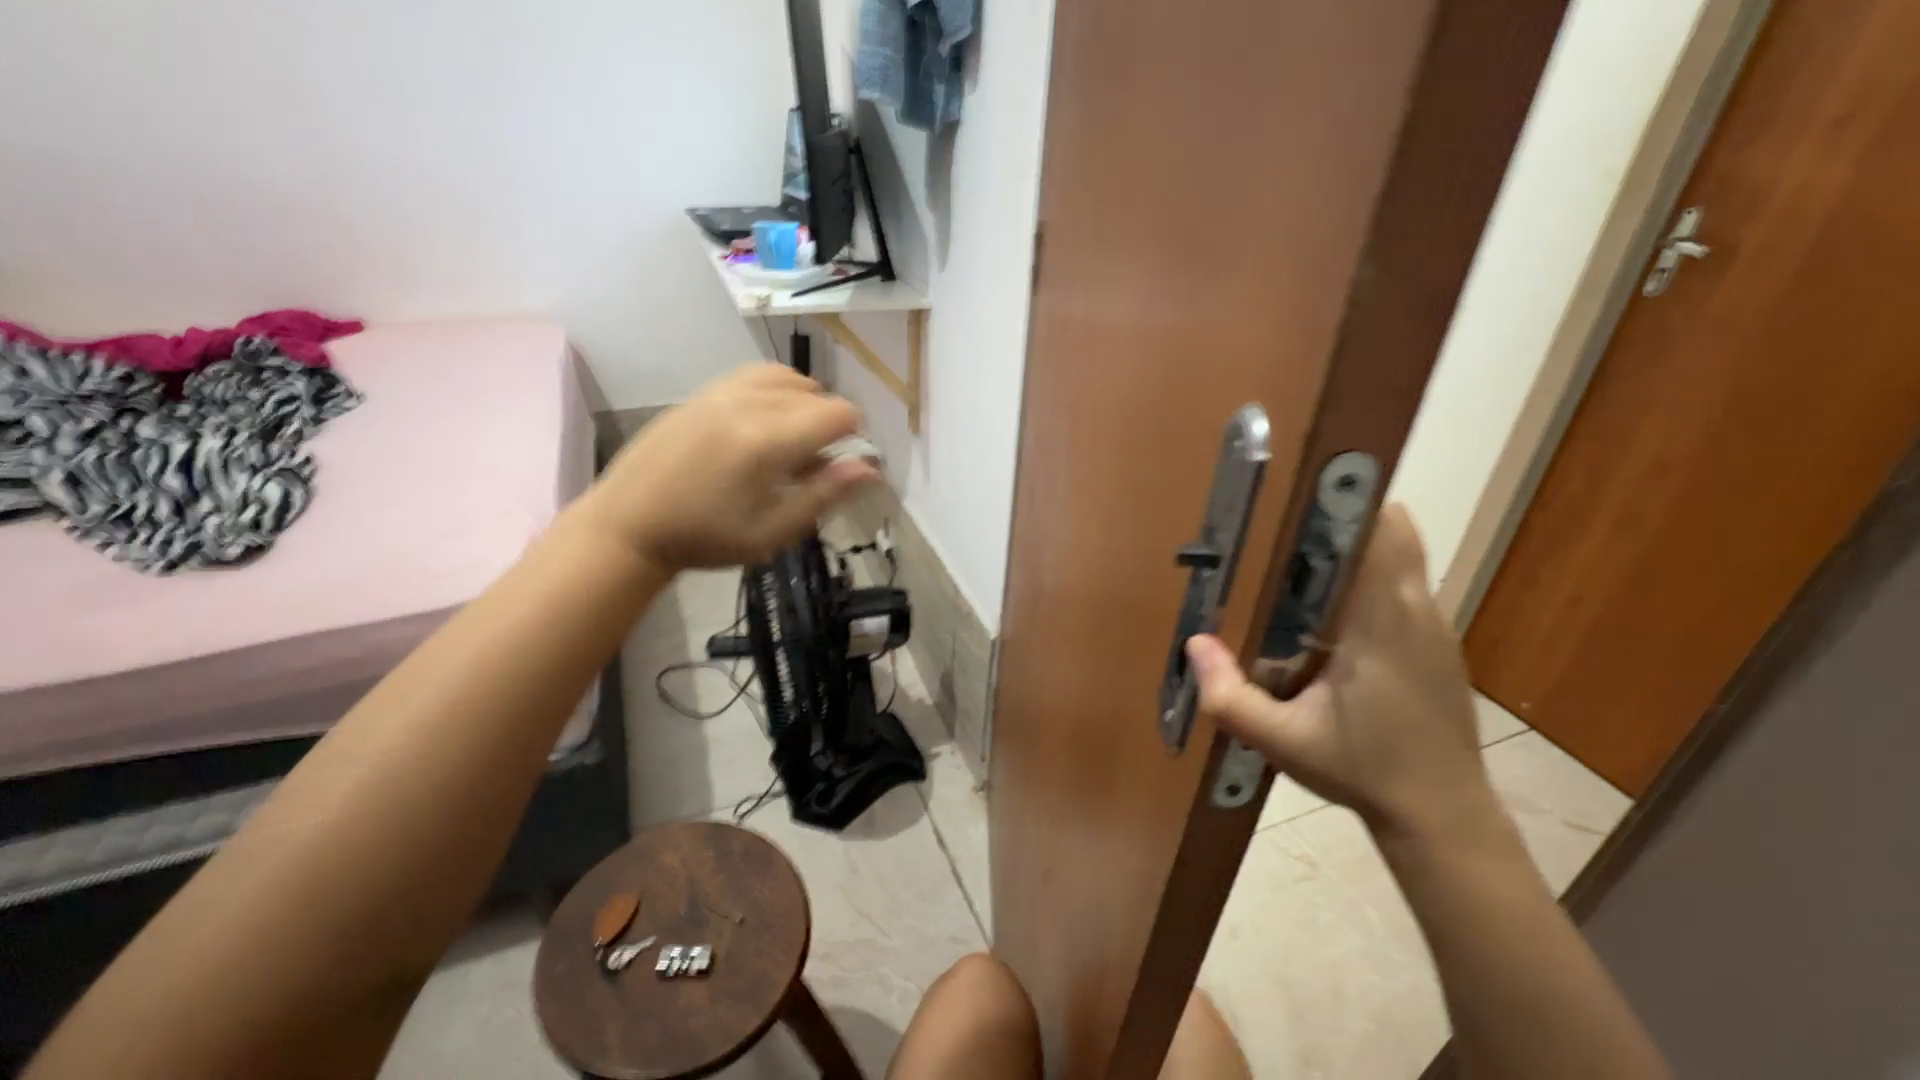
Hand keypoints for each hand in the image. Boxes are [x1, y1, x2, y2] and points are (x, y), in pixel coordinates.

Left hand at [573, 364, 878, 571]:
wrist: (628, 525)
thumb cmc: (705, 539)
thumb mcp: (771, 532)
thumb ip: (823, 496)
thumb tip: (871, 469)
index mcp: (767, 440)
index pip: (838, 414)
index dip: (853, 439)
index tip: (838, 469)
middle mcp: (747, 403)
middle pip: (815, 394)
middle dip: (826, 425)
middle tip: (809, 468)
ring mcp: (720, 392)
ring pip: (786, 378)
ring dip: (802, 403)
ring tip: (789, 442)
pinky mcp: (700, 393)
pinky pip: (753, 375)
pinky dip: (773, 391)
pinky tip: (761, 424)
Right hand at [1186, 504, 1495, 839]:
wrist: (1441, 813)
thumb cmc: (1362, 770)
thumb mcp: (1282, 742)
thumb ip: (1230, 697)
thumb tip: (1195, 645)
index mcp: (1382, 620)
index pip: (1383, 530)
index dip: (1348, 502)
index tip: (1301, 497)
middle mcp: (1417, 611)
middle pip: (1393, 532)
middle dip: (1343, 521)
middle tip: (1288, 535)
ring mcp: (1435, 628)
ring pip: (1401, 560)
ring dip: (1357, 553)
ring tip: (1300, 572)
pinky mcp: (1440, 647)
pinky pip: (1405, 591)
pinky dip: (1370, 584)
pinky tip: (1331, 624)